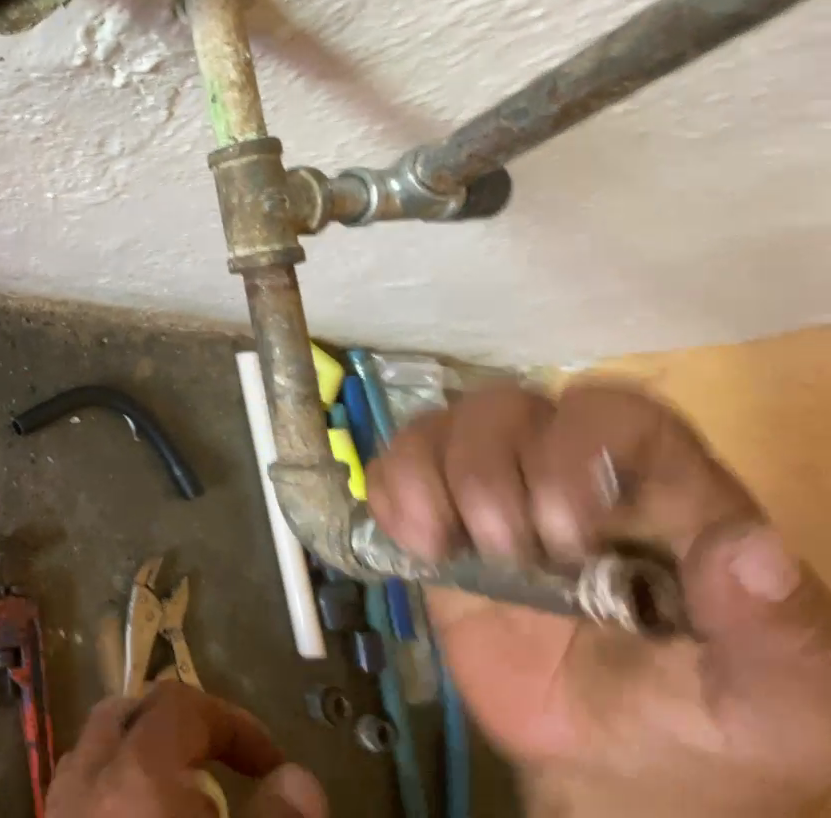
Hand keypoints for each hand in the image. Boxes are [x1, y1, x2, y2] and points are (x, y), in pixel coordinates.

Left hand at [47, 681, 327, 817]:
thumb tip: (300, 778)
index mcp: (136, 771)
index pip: (181, 705)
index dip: (234, 723)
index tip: (275, 765)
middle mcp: (86, 774)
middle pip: (127, 714)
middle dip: (180, 729)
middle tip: (227, 770)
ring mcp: (59, 803)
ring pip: (95, 749)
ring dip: (143, 755)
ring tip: (192, 798)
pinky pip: (79, 787)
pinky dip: (114, 787)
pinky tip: (144, 817)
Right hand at [366, 382, 830, 816]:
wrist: (605, 767)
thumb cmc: (705, 730)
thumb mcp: (784, 707)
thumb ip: (781, 633)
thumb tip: (748, 550)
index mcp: (663, 496)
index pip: (615, 413)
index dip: (579, 442)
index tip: (569, 527)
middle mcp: (567, 475)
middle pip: (507, 406)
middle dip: (490, 472)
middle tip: (512, 555)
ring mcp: (491, 494)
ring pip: (442, 424)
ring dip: (432, 478)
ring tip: (452, 551)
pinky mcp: (433, 522)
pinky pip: (391, 466)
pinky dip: (389, 492)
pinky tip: (416, 546)